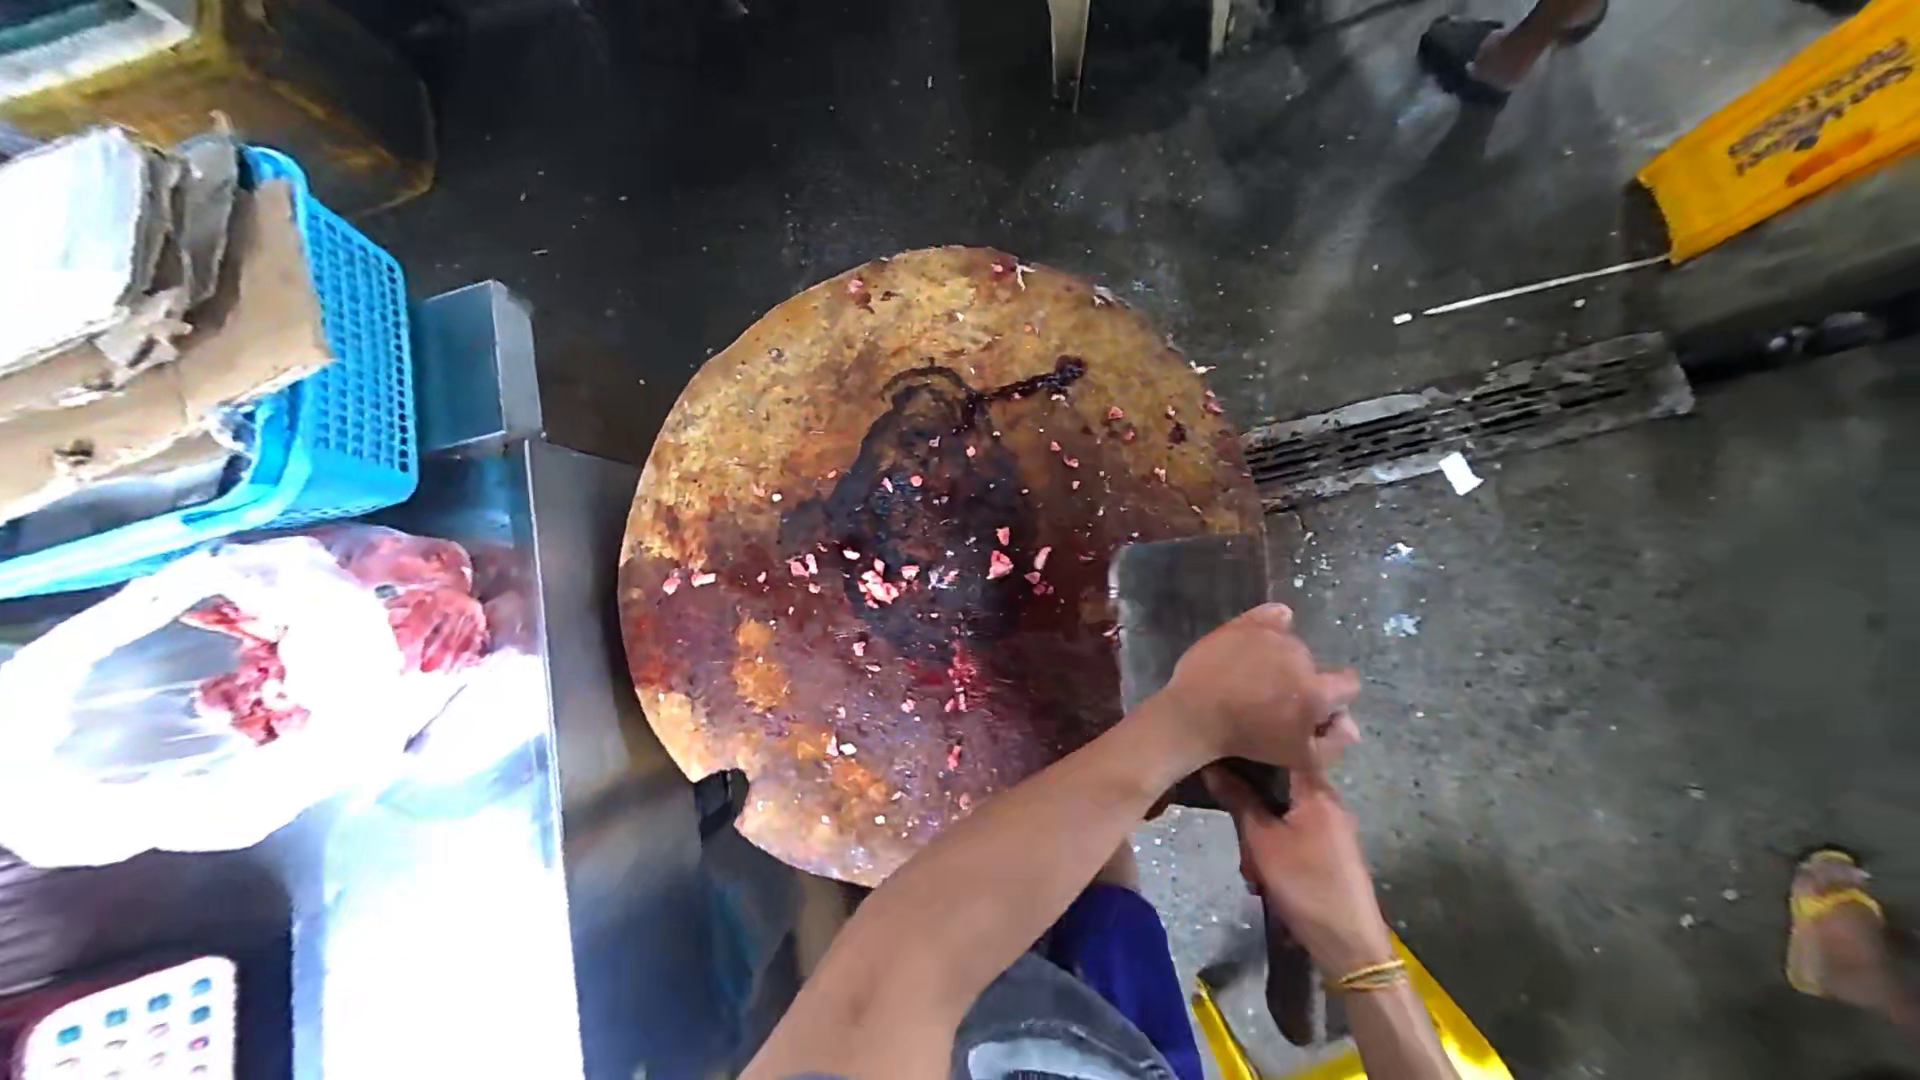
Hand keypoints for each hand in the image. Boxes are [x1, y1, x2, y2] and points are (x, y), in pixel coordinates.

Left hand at [1158, 603, 1360, 772]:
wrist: (1195, 714)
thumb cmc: (1247, 738)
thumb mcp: (1300, 757)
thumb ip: (1334, 741)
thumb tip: (1352, 725)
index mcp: (1317, 690)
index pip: (1347, 684)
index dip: (1334, 697)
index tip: (1312, 705)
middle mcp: (1299, 656)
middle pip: (1313, 665)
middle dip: (1300, 679)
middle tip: (1273, 694)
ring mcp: (1269, 636)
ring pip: (1290, 643)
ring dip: (1280, 657)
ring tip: (1255, 675)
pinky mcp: (1244, 624)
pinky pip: (1271, 615)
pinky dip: (1273, 622)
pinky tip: (1265, 634)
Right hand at [1205, 766, 1393, 977]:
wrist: (1350, 947)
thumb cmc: (1305, 883)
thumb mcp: (1260, 839)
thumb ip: (1237, 798)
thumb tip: (1211, 766)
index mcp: (1316, 790)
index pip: (1281, 749)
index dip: (1251, 747)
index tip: (1223, 750)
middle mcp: (1328, 801)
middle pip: (1277, 784)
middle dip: (1251, 805)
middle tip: (1237, 831)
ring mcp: (1332, 826)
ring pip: (1282, 812)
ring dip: (1260, 834)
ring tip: (1252, 865)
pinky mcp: (1331, 850)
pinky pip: (1293, 832)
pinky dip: (1275, 847)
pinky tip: (1265, 874)